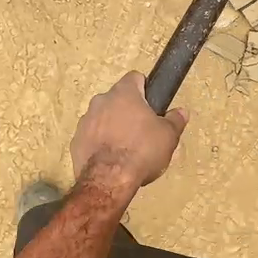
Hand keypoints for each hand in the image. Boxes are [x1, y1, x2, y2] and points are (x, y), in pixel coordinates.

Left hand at [71, 72, 188, 195]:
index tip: (152, 106)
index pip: (135, 78)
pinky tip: (109, 161)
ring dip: (112, 127)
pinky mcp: (75, 142)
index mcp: (124, 93)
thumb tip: (182, 112)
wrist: (108, 180)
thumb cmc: (142, 151)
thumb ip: (175, 120)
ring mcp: (84, 121)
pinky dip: (99, 145)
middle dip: (128, 111)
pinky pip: (91, 137)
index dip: (146, 89)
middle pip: (117, 99)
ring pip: (102, 118)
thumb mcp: (168, 136)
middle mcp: (100, 100)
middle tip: (142, 131)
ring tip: (125, 150)